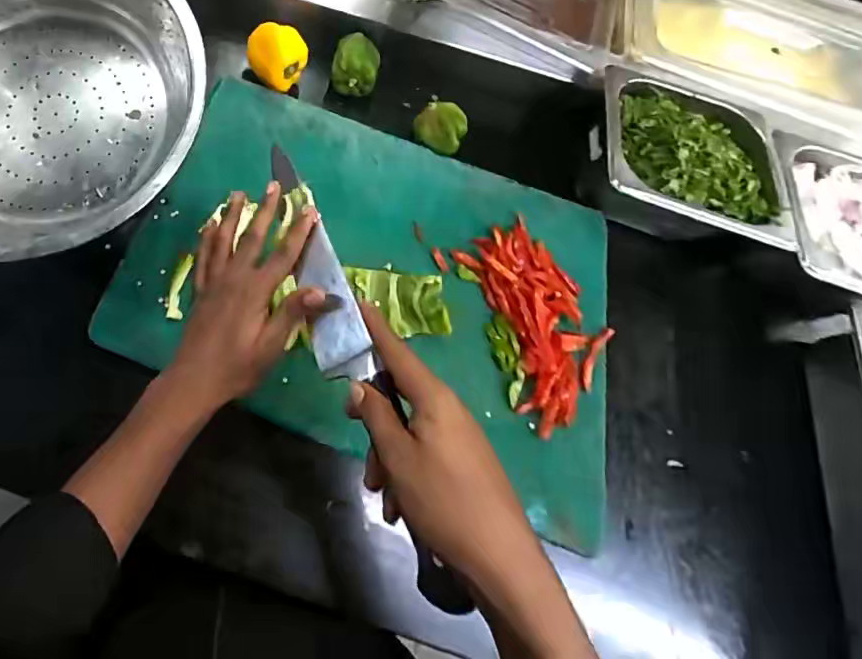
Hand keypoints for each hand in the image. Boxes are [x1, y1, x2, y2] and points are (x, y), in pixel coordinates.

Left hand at [165, 183, 324, 410]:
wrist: (193, 380)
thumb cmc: (237, 367)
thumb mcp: (270, 347)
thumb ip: (293, 314)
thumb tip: (322, 289)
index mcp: (255, 291)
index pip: (283, 255)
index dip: (298, 232)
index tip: (310, 209)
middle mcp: (234, 278)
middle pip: (253, 237)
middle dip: (266, 210)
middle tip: (274, 185)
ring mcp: (214, 281)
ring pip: (224, 240)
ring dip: (233, 215)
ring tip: (238, 194)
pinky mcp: (201, 289)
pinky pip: (204, 256)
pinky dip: (207, 238)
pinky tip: (209, 225)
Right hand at [345, 298, 536, 580]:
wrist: (502, 559)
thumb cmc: (445, 501)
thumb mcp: (399, 458)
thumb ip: (375, 416)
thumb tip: (359, 385)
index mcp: (434, 398)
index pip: (397, 352)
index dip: (376, 328)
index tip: (360, 301)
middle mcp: (448, 408)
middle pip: (397, 399)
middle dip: (375, 429)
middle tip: (365, 461)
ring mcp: (458, 435)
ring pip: (407, 432)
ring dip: (389, 460)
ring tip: (386, 499)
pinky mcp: (464, 461)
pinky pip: (424, 453)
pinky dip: (407, 474)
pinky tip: (403, 509)